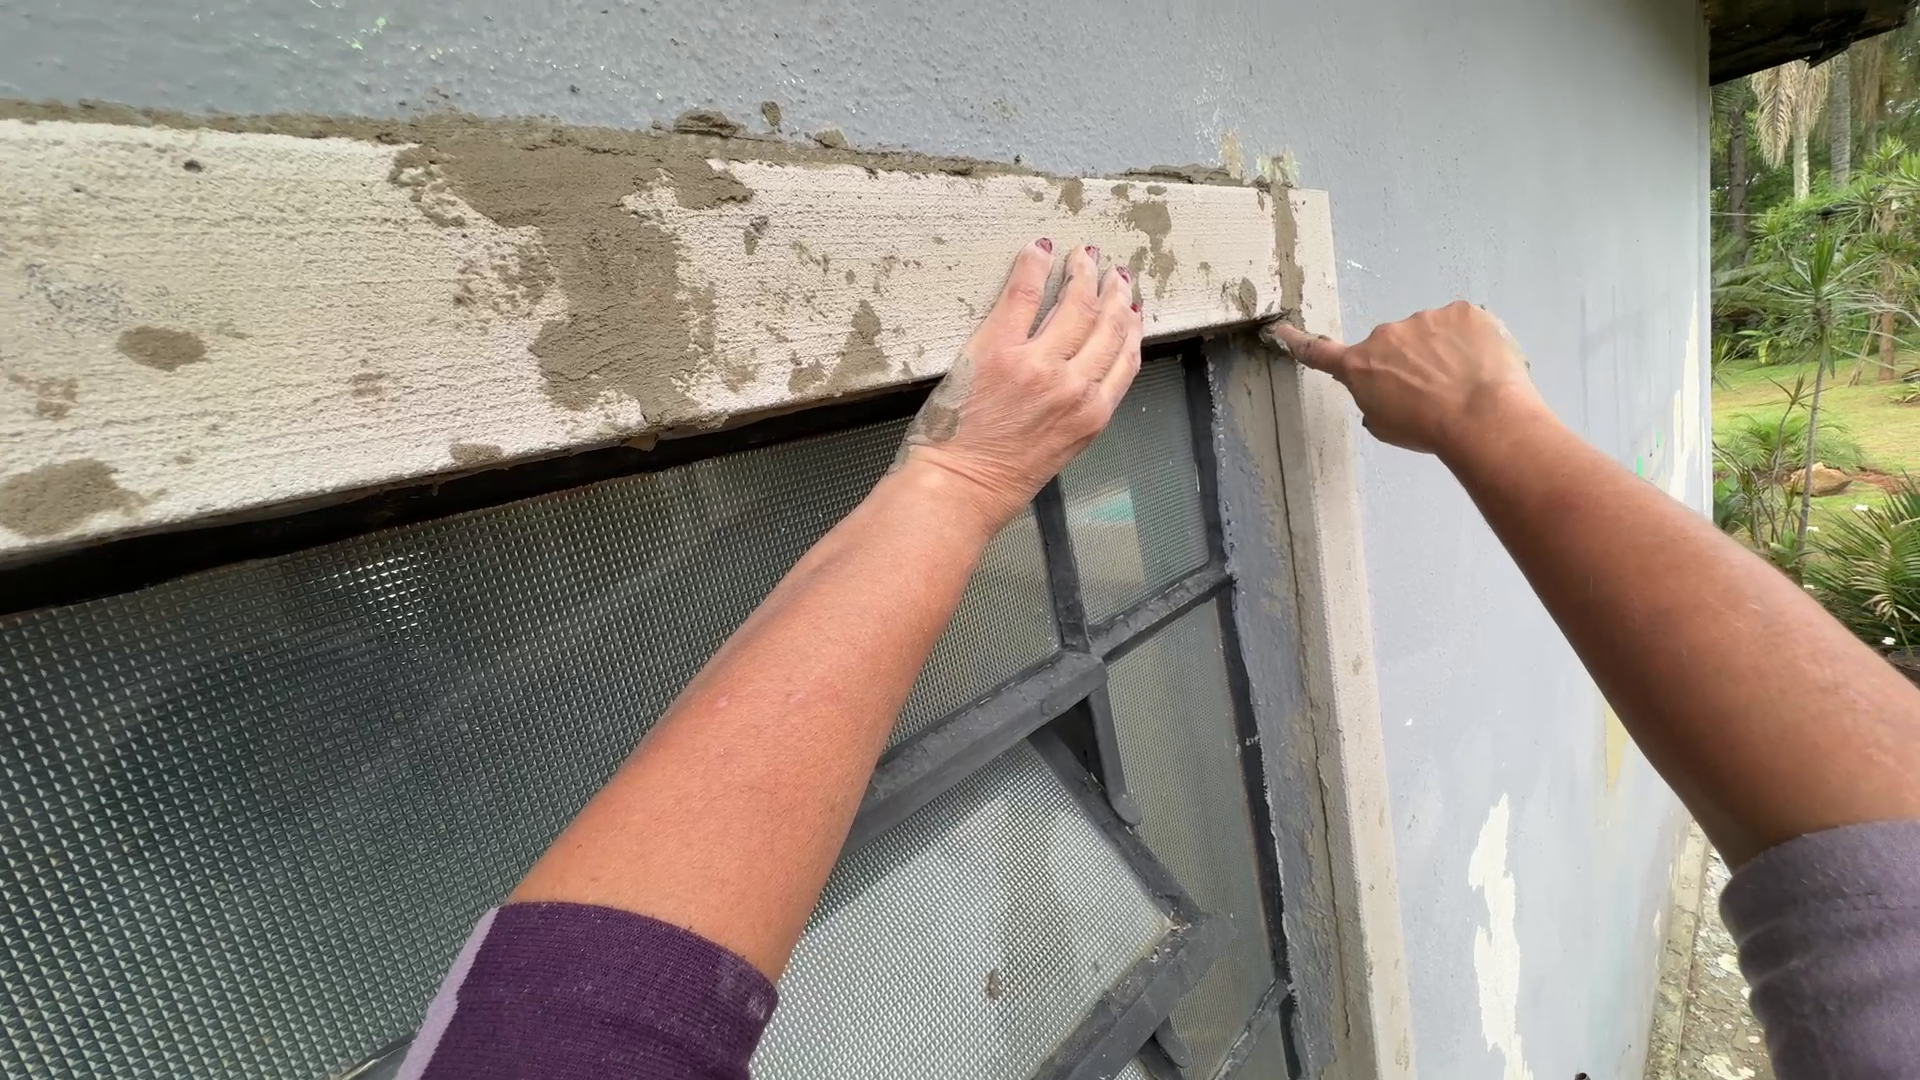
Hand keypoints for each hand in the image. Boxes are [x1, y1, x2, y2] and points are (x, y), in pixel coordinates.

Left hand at [898, 239, 1143, 523]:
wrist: (961, 488)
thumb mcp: (1060, 451)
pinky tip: (1042, 249)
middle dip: (1114, 292)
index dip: (1130, 326)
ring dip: (1083, 274)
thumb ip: (1078, 415)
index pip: (1125, 358)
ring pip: (1075, 304)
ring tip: (1084, 256)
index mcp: (1092, 414)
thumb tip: (1081, 381)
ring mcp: (1038, 363)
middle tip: (1112, 271)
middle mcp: (1075, 385)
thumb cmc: (1003, 481)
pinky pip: (1025, 292)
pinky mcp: (999, 347)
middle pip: (1106, 324)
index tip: (1131, 307)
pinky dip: (1036, 266)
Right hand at [1262, 301, 1541, 456]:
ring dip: (1441, 351)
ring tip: (1462, 380)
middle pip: (1391, 345)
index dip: (1297, 342)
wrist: (1481, 416)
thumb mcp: (1384, 425)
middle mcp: (1385, 336)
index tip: (1279, 328)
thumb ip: (1373, 398)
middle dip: (1406, 361)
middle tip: (1430, 389)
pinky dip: (1470, 340)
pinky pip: (1461, 323)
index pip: (1319, 352)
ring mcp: (1424, 319)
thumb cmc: (1426, 429)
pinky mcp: (1462, 310)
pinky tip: (1480, 364)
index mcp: (1358, 366)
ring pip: (1429, 333)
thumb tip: (1386, 389)